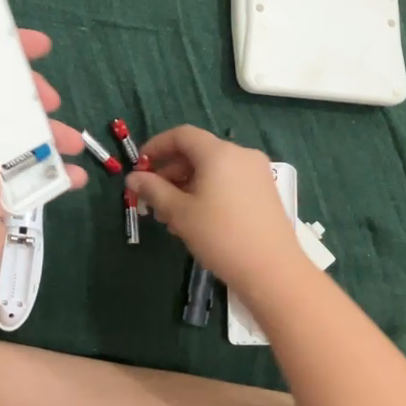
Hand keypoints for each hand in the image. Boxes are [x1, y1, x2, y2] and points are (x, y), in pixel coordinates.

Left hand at [0, 0, 87, 277]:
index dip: (8, 44)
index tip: (41, 44)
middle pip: (7, 93)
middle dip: (36, 92)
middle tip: (53, 99)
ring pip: (24, 131)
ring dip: (52, 132)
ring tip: (74, 145)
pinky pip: (32, 169)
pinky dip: (54, 170)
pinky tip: (73, 177)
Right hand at [127, 126, 301, 289]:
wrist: (272, 269)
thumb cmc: (220, 236)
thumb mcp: (179, 212)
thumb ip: (153, 190)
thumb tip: (133, 178)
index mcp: (219, 153)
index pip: (182, 135)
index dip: (156, 147)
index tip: (139, 167)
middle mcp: (240, 154)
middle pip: (197, 152)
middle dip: (170, 172)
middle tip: (151, 199)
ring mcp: (256, 173)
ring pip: (212, 169)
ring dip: (186, 185)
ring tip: (171, 215)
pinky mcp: (264, 191)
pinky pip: (228, 181)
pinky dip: (207, 191)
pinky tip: (196, 219)